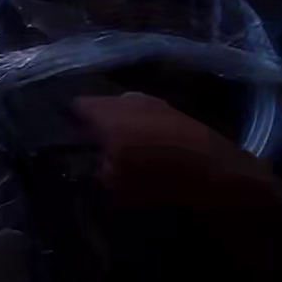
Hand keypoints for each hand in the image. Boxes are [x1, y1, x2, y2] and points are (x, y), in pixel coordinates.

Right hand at [72, 91, 281, 208]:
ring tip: (116, 147)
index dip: (66, 120)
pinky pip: (144, 114)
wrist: (219, 175)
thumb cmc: (159, 180)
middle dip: (92, 121)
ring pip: (123, 108)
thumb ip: (95, 167)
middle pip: (99, 105)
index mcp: (107, 111)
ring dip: (117, 123)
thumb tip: (88, 158)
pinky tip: (143, 148)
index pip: (75, 106)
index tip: (62, 135)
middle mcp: (127, 98)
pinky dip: (138, 127)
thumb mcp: (115, 184)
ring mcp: (153, 101)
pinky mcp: (174, 112)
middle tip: (88, 144)